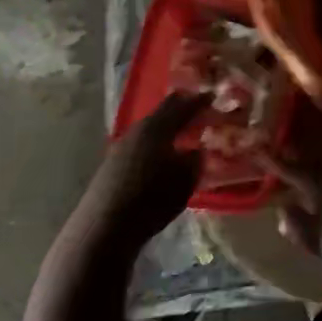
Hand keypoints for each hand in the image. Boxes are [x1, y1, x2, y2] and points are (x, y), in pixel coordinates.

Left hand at [74, 92, 209, 248]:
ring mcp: (122, 147)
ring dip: (170, 128)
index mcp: (156, 128)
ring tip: (187, 132)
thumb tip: (197, 149)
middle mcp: (137, 131)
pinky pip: (144, 144)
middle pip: (162, 113)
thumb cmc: (153, 198)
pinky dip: (160, 142)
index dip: (199, 100)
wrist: (107, 224)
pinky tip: (166, 154)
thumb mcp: (186, 178)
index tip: (214, 96)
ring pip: (152, 129)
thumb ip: (195, 159)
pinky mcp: (116, 164)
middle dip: (182, 110)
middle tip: (201, 110)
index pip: (181, 105)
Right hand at [265, 158, 321, 302]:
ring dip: (308, 184)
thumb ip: (298, 223)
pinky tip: (312, 205)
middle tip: (269, 169)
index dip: (275, 163)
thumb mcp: (316, 241)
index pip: (296, 171)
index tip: (256, 153)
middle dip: (292, 172)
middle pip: (312, 174)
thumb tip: (286, 207)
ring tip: (287, 185)